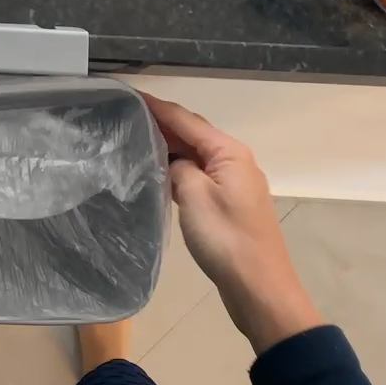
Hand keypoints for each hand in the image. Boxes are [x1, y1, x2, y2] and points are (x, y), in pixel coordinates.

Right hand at [141, 92, 323, 352]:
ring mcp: (233, 182)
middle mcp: (234, 159)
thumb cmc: (227, 239)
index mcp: (228, 151)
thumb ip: (178, 166)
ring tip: (134, 137)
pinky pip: (198, 172)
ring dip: (168, 145)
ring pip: (195, 153)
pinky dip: (177, 166)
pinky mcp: (229, 202)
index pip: (185, 118)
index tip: (127, 93)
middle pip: (192, 132)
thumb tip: (173, 162)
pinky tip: (157, 170)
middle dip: (161, 122)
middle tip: (124, 114)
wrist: (260, 291)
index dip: (155, 105)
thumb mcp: (194, 195)